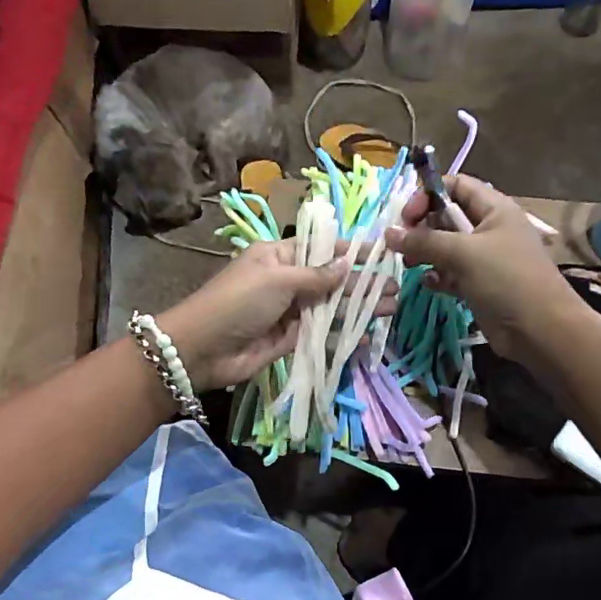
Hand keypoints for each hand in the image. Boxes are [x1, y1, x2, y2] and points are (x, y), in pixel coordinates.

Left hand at [158, 238, 373, 391]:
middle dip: (362, 283)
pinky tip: (367, 333)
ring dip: (359, 308)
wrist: (203, 349)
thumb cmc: (237, 302)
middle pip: (331, 280)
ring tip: (391, 307)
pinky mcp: (292, 339)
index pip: (322, 250)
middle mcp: (287, 281)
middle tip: (396, 286)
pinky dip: (343, 333)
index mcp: (279, 255)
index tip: (383, 253)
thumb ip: (316, 275)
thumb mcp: (277, 279)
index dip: (352, 252)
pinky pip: (322, 333)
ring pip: (331, 307)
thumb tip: (347, 263)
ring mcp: (290, 312)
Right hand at [387, 175, 585, 357]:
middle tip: (401, 244)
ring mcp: (485, 260)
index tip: (406, 216)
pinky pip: (452, 275)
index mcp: (494, 209)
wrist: (539, 329)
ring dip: (426, 254)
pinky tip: (428, 284)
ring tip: (408, 265)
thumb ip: (425, 241)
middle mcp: (489, 230)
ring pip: (447, 248)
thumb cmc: (506, 279)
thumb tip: (389, 234)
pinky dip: (438, 277)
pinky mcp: (480, 286)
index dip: (429, 194)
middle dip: (423, 227)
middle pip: (448, 217)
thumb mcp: (464, 253)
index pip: (457, 186)